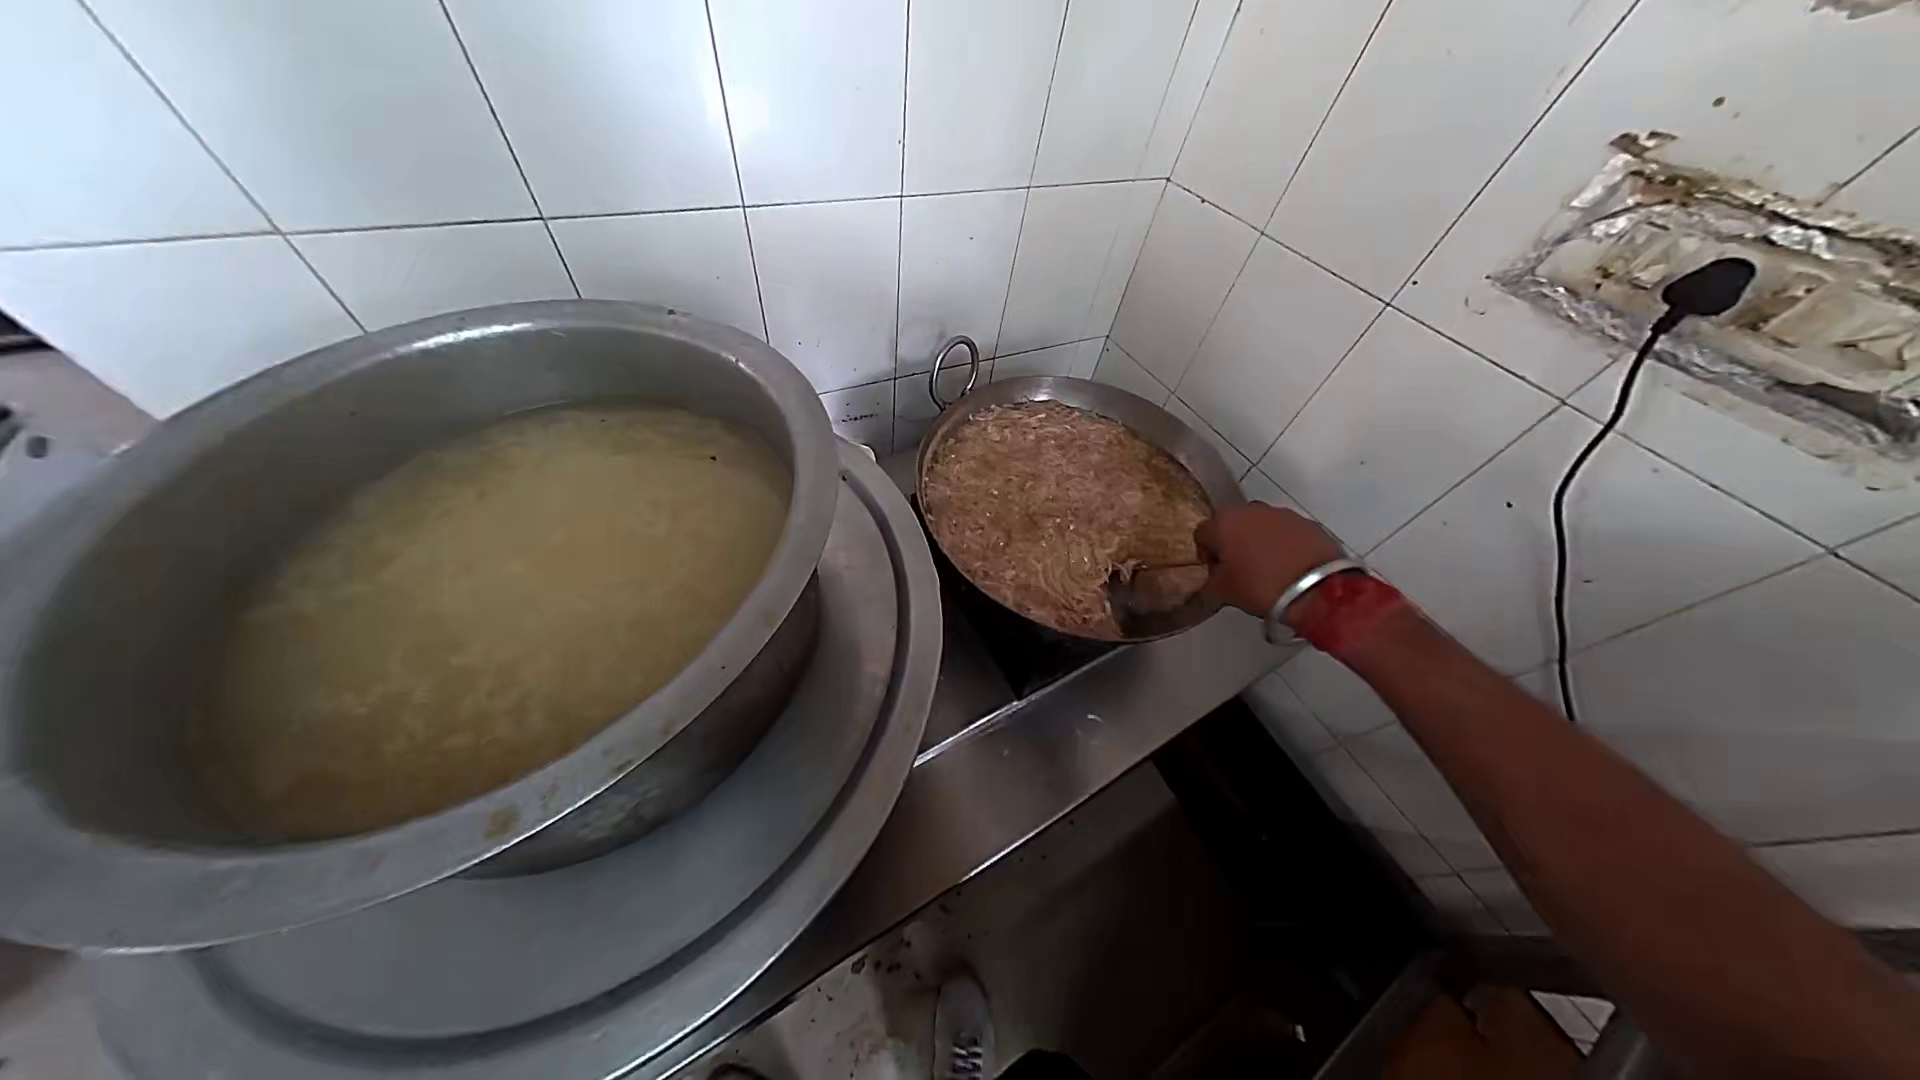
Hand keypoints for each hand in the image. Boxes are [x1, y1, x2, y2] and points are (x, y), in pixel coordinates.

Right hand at [1194, 501, 1343, 616]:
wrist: (1317, 590)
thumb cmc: (1261, 586)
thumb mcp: (1224, 591)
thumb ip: (1212, 578)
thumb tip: (1216, 575)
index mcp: (1224, 522)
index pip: (1202, 534)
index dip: (1206, 553)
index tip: (1216, 570)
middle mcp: (1250, 510)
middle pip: (1232, 524)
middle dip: (1233, 542)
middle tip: (1239, 567)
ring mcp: (1281, 514)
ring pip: (1260, 525)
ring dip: (1259, 540)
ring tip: (1267, 567)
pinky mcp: (1307, 523)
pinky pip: (1287, 531)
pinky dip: (1284, 543)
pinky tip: (1288, 565)